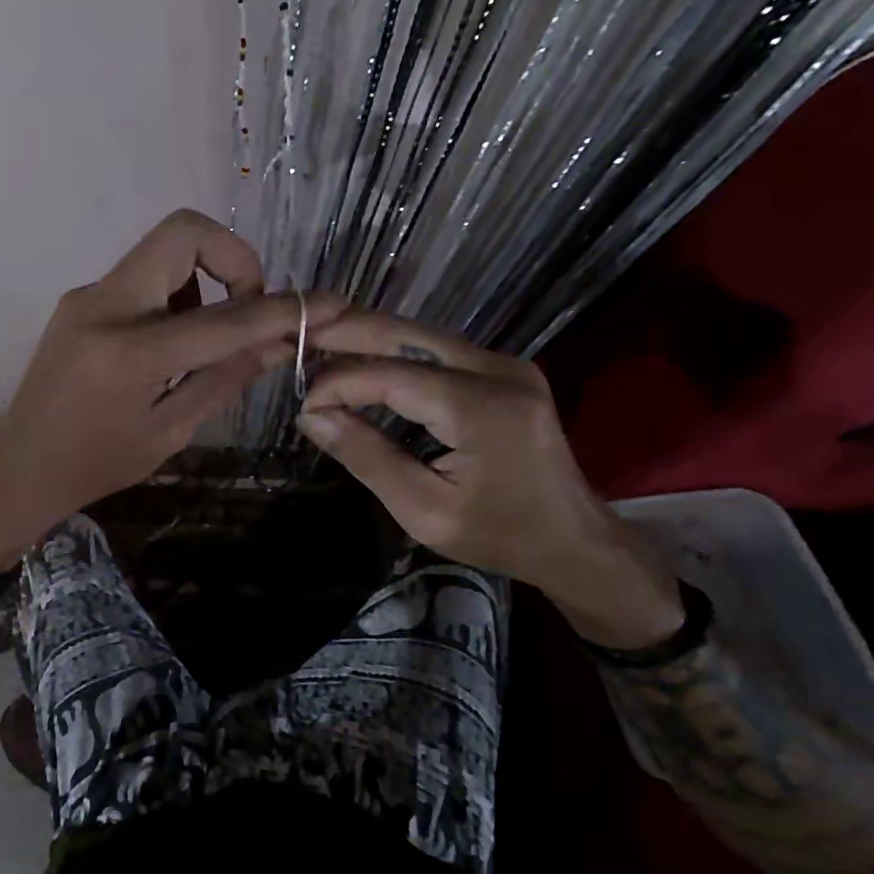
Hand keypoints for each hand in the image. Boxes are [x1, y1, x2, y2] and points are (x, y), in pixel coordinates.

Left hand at [0, 210, 344, 573]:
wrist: (19, 467)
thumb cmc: (97, 466)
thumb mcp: (170, 432)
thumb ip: (226, 379)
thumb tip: (281, 342)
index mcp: (132, 353)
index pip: (226, 318)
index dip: (283, 309)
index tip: (327, 304)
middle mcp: (106, 305)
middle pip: (183, 232)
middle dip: (234, 258)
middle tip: (248, 306)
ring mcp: (88, 295)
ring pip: (163, 249)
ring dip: (202, 280)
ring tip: (203, 340)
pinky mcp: (81, 299)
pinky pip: (143, 275)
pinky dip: (175, 296)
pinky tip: (170, 344)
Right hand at [297, 309, 682, 649]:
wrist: (574, 539)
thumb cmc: (498, 535)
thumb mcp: (423, 511)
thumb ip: (367, 457)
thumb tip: (312, 416)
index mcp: (481, 408)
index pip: (390, 375)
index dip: (339, 383)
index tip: (304, 406)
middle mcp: (498, 370)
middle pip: (408, 335)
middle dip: (348, 333)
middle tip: (299, 337)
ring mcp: (507, 365)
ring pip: (422, 336)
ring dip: (370, 340)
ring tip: (321, 347)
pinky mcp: (506, 371)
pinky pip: (439, 351)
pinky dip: (396, 354)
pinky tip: (365, 360)